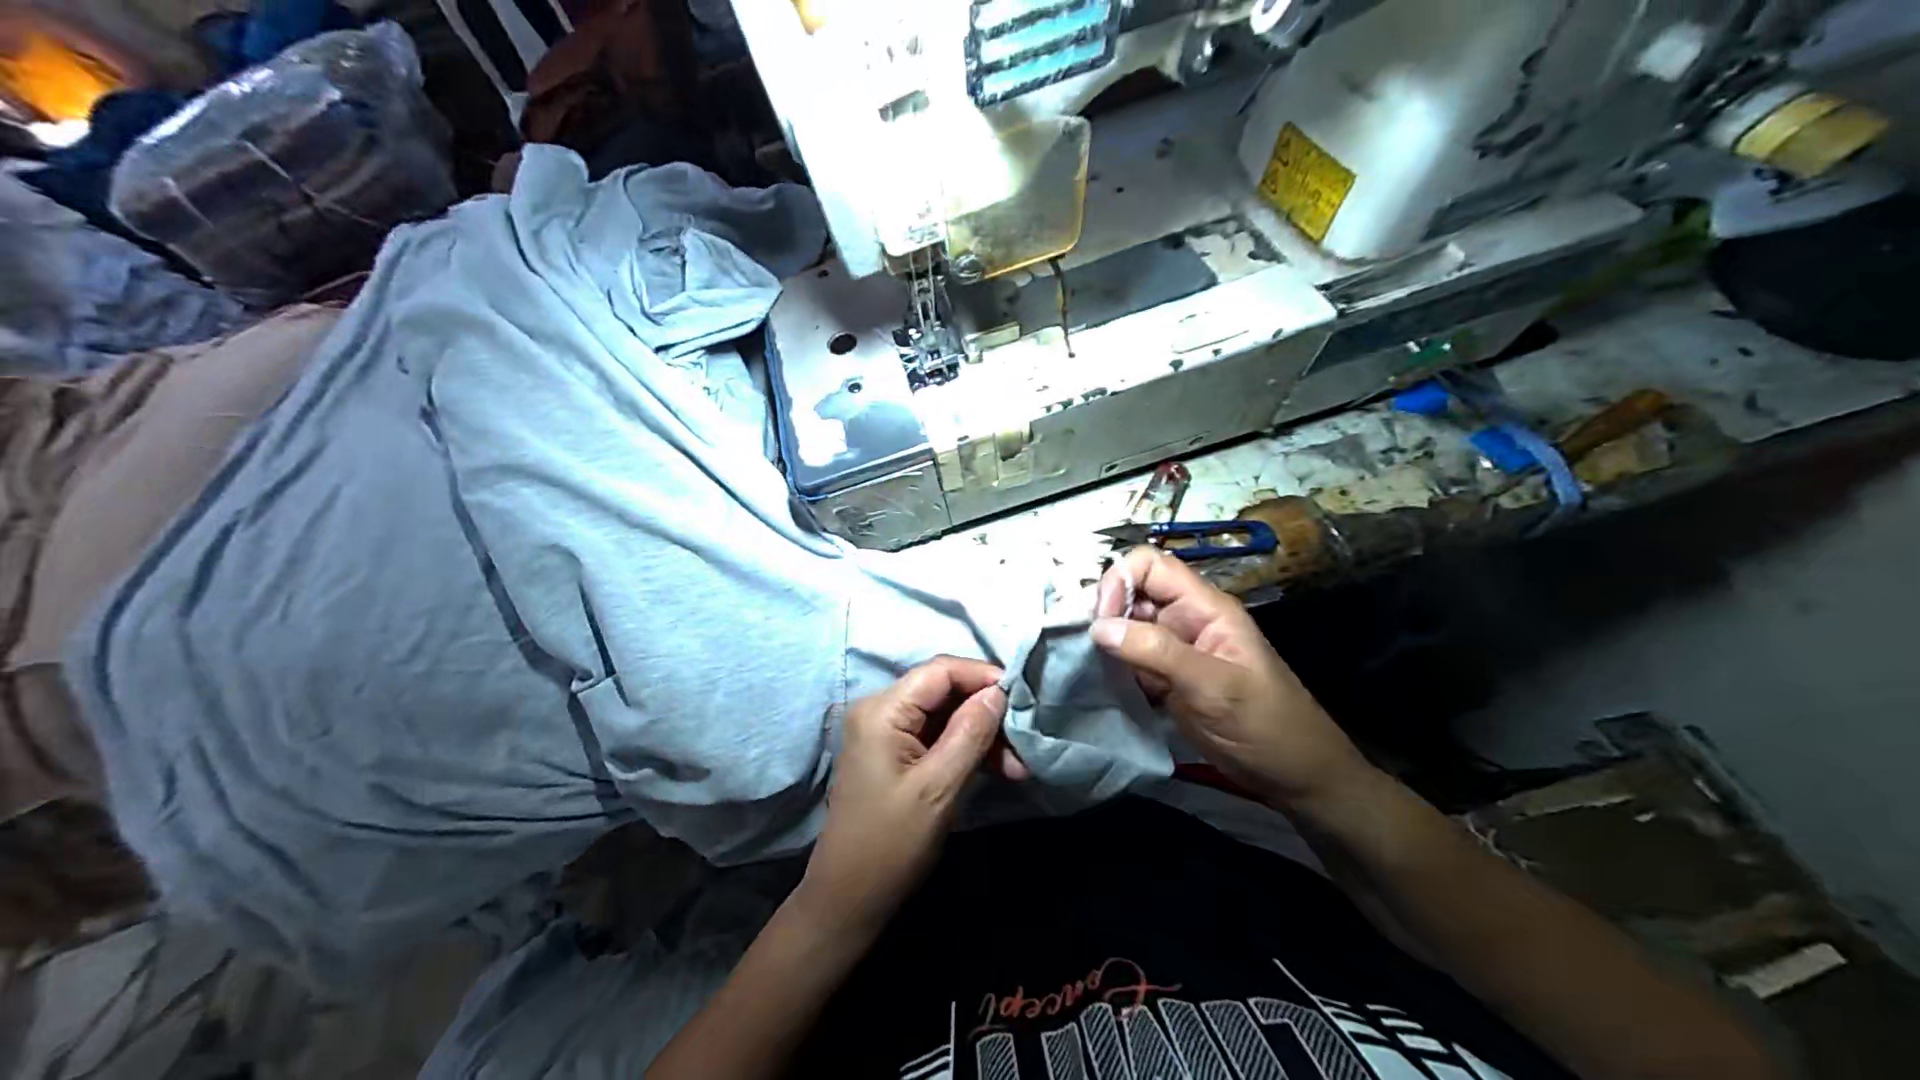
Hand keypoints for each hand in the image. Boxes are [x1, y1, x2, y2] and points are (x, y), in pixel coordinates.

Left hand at [797, 657, 1018, 934]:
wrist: (850, 897)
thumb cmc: (891, 843)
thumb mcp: (939, 787)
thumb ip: (970, 733)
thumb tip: (999, 692)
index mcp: (882, 710)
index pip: (940, 670)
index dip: (983, 676)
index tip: (1022, 695)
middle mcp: (880, 710)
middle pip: (944, 690)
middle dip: (986, 712)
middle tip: (1023, 742)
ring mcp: (885, 731)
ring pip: (945, 714)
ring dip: (982, 735)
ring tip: (1017, 767)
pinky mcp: (894, 752)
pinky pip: (937, 735)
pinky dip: (966, 749)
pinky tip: (998, 770)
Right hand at [1090, 546, 1373, 810]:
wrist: (1294, 775)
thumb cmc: (1265, 723)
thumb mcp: (1213, 685)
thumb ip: (1156, 652)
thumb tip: (1098, 627)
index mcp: (1204, 607)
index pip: (1152, 566)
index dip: (1120, 580)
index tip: (1102, 620)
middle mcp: (1185, 620)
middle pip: (1133, 592)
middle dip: (1106, 612)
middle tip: (1090, 647)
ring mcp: (1174, 650)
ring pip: (1127, 626)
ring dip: (1105, 640)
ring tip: (1091, 666)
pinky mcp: (1165, 679)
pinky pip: (1130, 659)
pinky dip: (1112, 666)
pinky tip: (1102, 683)